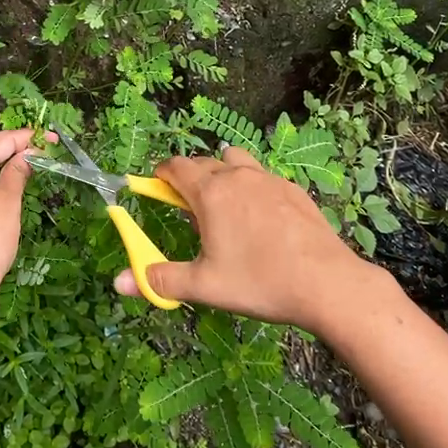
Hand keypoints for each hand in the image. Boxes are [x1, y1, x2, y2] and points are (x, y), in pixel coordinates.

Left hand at [0, 128, 51, 306]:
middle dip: (15, 151)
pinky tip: (6, 185)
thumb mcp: (8, 199)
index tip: (53, 137)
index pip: (0, 141)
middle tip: (45, 151)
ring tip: (31, 165)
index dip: (28, 138)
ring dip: (2, 166)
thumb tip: (28, 155)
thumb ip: (18, 171)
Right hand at [112, 146, 393, 332]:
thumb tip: (120, 282)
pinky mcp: (293, 189)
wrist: (328, 283)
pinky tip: (259, 218)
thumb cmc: (260, 282)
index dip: (161, 174)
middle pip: (203, 162)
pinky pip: (262, 177)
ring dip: (221, 172)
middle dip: (189, 177)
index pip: (176, 167)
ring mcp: (268, 179)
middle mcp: (236, 176)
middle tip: (186, 207)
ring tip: (223, 204)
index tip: (156, 186)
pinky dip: (251, 187)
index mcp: (210, 193)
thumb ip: (160, 279)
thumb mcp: (205, 286)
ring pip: (235, 160)